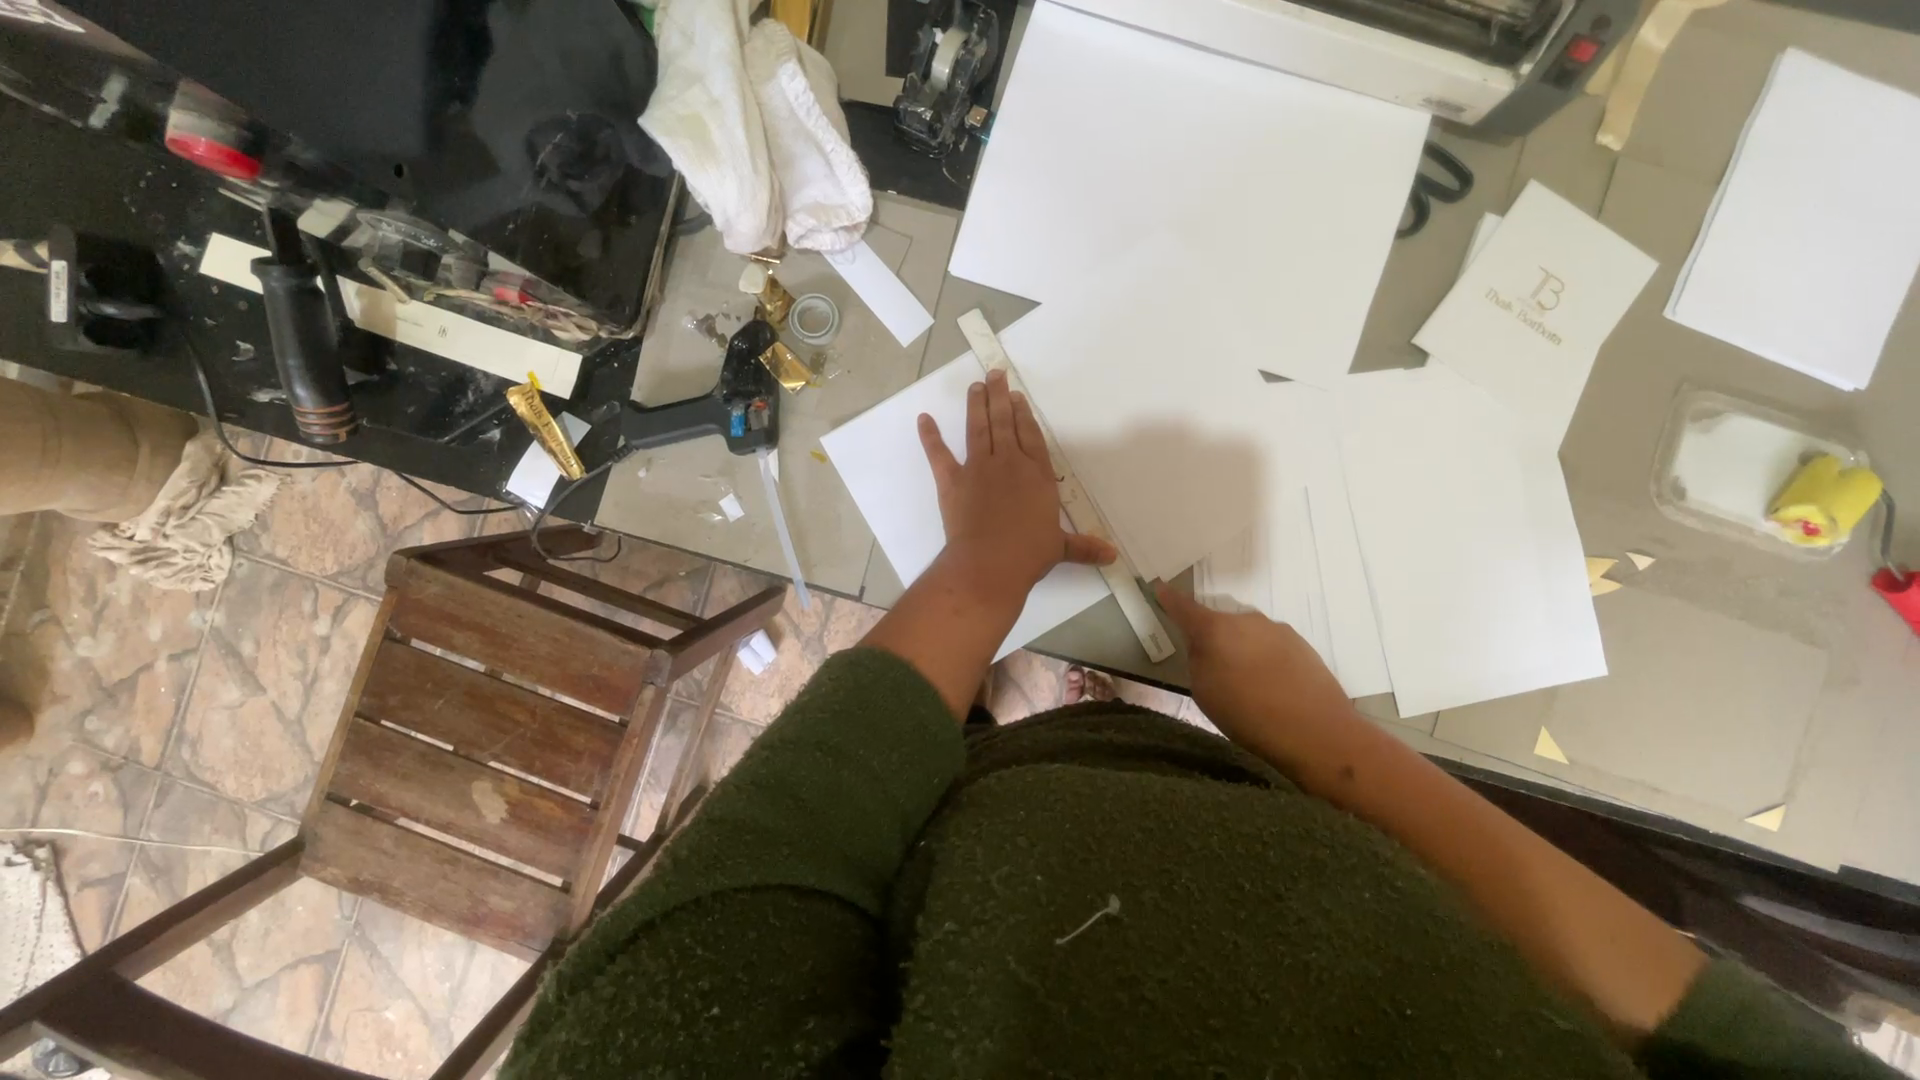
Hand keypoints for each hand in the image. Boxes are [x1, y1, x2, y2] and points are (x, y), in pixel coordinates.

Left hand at [919, 369, 1115, 603]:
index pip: (1031, 436)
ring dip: (976, 406)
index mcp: (1037, 475)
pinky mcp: (952, 481)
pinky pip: (938, 454)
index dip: (1024, 414)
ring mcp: (978, 469)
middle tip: (994, 374)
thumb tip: (1111, 555)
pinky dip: (930, 436)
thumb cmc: (1028, 554)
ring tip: (975, 387)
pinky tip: (924, 419)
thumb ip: (1083, 546)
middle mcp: (1009, 464)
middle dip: (1000, 397)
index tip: (1017, 396)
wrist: (989, 563)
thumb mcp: (1059, 548)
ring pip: (978, 429)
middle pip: (1005, 422)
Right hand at [1155, 583, 1358, 763]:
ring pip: (1247, 635)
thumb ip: (1198, 661)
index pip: (1184, 608)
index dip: (1169, 599)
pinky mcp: (1300, 644)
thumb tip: (1204, 646)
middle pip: (1220, 624)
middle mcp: (1246, 620)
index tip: (1159, 587)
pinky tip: (1273, 688)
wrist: (1315, 731)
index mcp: (1215, 630)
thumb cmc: (1247, 714)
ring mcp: (1276, 629)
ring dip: (1242, 651)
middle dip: (1213, 640)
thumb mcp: (1204, 692)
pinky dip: (1265, 660)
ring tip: (1249, 686)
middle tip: (1216, 673)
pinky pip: (1270, 646)